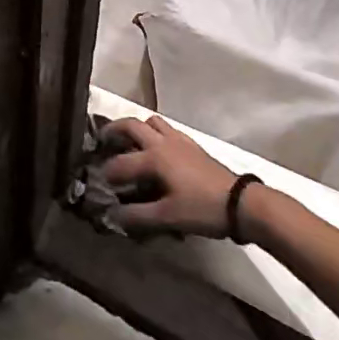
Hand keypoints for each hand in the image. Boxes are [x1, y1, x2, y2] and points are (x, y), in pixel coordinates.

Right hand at [97, 116, 239, 236]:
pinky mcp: (191, 144)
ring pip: (151, 122)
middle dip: (114, 131)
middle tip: (102, 141)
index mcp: (154, 157)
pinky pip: (166, 129)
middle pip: (132, 125)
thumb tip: (112, 214)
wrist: (239, 202)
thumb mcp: (167, 217)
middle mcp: (163, 142)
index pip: (121, 163)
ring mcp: (179, 140)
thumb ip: (137, 216)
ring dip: (136, 128)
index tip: (98, 183)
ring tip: (128, 143)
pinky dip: (154, 133)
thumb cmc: (201, 208)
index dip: (107, 174)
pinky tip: (156, 151)